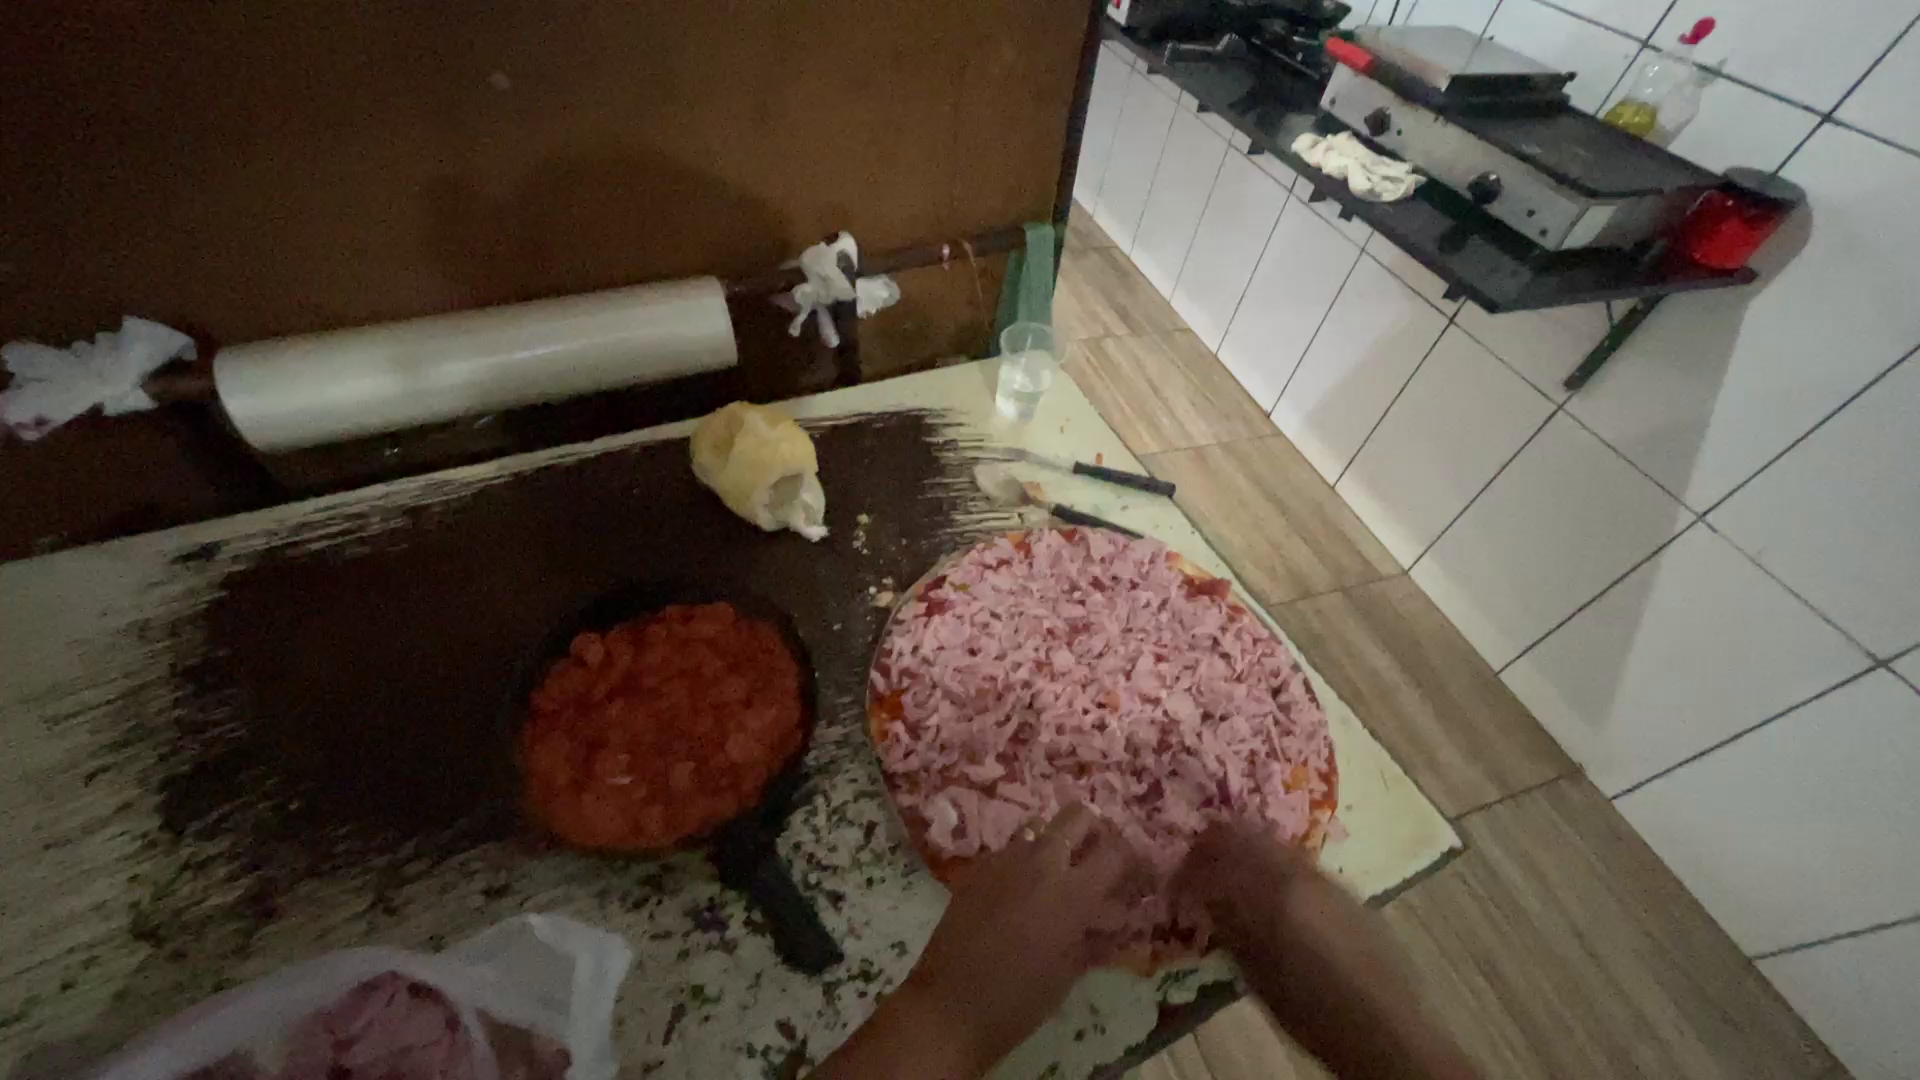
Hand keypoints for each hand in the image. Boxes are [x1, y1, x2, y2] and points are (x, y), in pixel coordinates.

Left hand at [906, 802, 1150, 1059]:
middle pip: (1077, 816)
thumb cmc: (1020, 1000)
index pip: (1115, 852)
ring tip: (1056, 878)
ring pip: (1040, 829)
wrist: (951, 1004)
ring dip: (1055, 845)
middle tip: (1096, 859)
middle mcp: (1041, 862)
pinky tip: (1020, 893)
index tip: (1135, 873)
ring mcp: (1005, 859)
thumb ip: (1095, 936)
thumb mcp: (1069, 971)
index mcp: (1072, 892)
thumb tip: (1114, 918)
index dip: (1131, 859)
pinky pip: (1012, 850)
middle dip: (1093, 830)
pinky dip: (1025, 863)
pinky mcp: (979, 867)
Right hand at [1175, 821, 1479, 1079]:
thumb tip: (1202, 895)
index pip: (1212, 860)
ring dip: (1240, 848)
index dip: (1187, 870)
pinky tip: (1267, 889)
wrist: (1387, 1031)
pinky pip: (1293, 858)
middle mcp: (1295, 870)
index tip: (1175, 884)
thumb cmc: (1312, 1012)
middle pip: (1240, 834)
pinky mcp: (1342, 886)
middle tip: (1194, 867)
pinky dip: (1269, 861)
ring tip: (1227, 875)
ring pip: (1268, 840)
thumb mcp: (1256, 973)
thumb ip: (1228, 925)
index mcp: (1270, 892)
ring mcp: (1322, 874)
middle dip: (1210, 846)